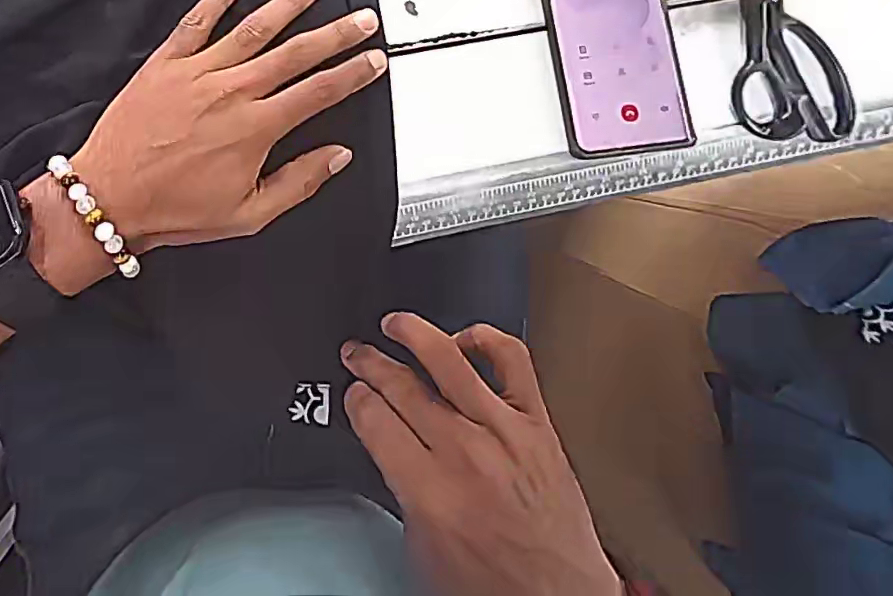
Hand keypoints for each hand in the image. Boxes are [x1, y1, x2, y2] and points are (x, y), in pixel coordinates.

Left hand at [63, 0, 386, 248]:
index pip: (319, 91)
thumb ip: (298, 182)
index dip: (353, 73)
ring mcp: (198, 72)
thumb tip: (335, 158)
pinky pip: (197, 20)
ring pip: (254, 28)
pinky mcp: (167, 62)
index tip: (372, 60)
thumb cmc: (172, 207)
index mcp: (255, 128)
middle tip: (361, 18)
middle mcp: (232, 92)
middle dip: (336, 33)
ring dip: (288, 5)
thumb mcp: (247, 213)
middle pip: (297, 53)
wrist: (110, 196)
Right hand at [343, 314, 621, 595]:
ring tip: (396, 323)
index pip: (374, 417)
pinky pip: (512, 360)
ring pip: (447, 359)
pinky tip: (466, 337)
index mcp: (430, 493)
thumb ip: (399, 483)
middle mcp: (465, 455)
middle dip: (369, 361)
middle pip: (400, 384)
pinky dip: (486, 338)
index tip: (354, 390)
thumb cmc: (497, 585)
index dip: (356, 397)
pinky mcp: (538, 422)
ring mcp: (504, 431)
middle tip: (358, 353)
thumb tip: (383, 436)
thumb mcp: (423, 548)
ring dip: (412, 332)